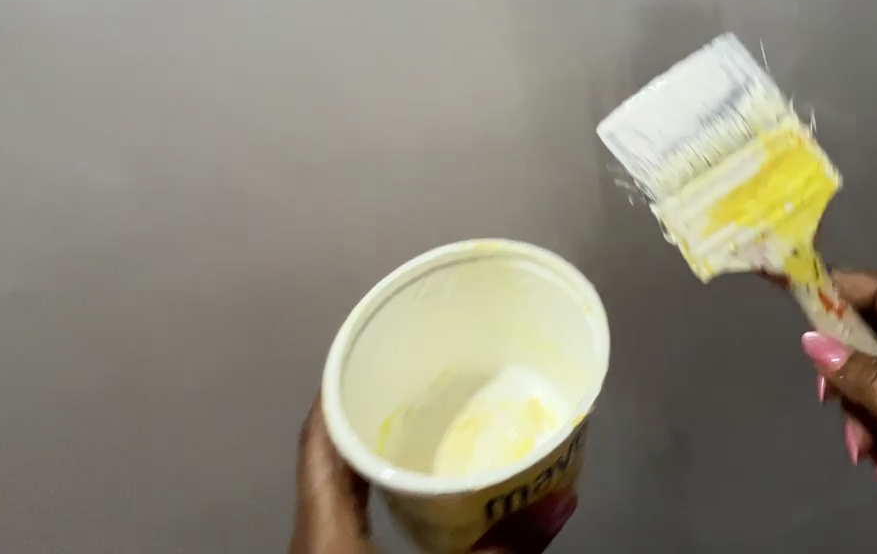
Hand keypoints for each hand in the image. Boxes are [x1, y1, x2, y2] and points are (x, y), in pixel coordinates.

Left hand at [291, 397, 577, 553]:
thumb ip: (505, 550)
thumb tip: (565, 496)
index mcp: (321, 531)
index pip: (317, 436)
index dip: (338, 383)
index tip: (375, 342)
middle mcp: (311, 538)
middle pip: (327, 453)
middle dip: (367, 409)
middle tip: (418, 373)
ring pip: (335, 485)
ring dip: (370, 447)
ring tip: (420, 415)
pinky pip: (347, 512)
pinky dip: (373, 485)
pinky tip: (411, 486)